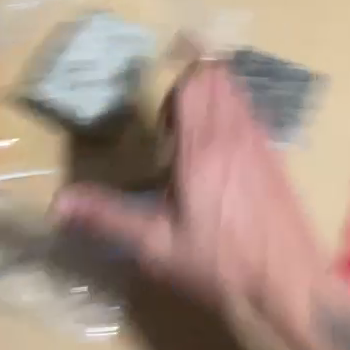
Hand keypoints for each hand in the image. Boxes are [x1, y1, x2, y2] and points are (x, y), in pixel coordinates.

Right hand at [55, 61, 327, 328]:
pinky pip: (250, 110)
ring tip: (189, 125)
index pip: (193, 83)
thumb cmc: (221, 264)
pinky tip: (218, 148)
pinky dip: (231, 109)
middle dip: (189, 76)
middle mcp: (233, 133)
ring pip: (236, 89)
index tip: (155, 81)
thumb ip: (109, 218)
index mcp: (202, 149)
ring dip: (212, 91)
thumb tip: (59, 202)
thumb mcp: (159, 247)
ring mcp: (260, 140)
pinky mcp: (275, 153)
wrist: (290, 280)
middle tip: (167, 109)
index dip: (175, 70)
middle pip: (216, 76)